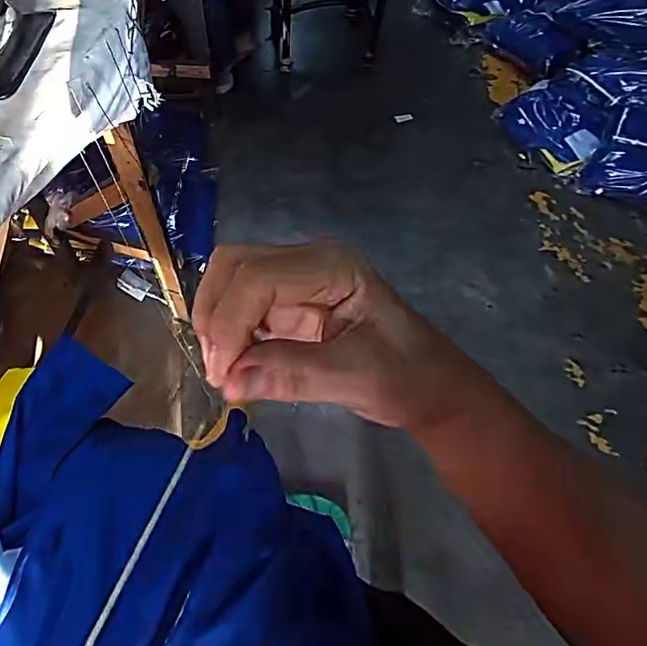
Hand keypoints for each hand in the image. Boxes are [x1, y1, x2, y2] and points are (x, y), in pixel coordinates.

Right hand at [191, 243, 473, 429]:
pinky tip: (233, 363)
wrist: (430, 385)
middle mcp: (311, 260)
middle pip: (237, 265)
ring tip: (224, 370)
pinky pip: (243, 304)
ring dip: (216, 321)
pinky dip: (228, 331)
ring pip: (232, 279)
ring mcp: (298, 278)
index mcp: (334, 266)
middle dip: (216, 314)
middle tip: (218, 369)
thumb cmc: (407, 376)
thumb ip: (292, 374)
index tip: (222, 375)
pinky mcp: (289, 301)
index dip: (231, 323)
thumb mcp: (355, 378)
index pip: (260, 278)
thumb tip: (228, 382)